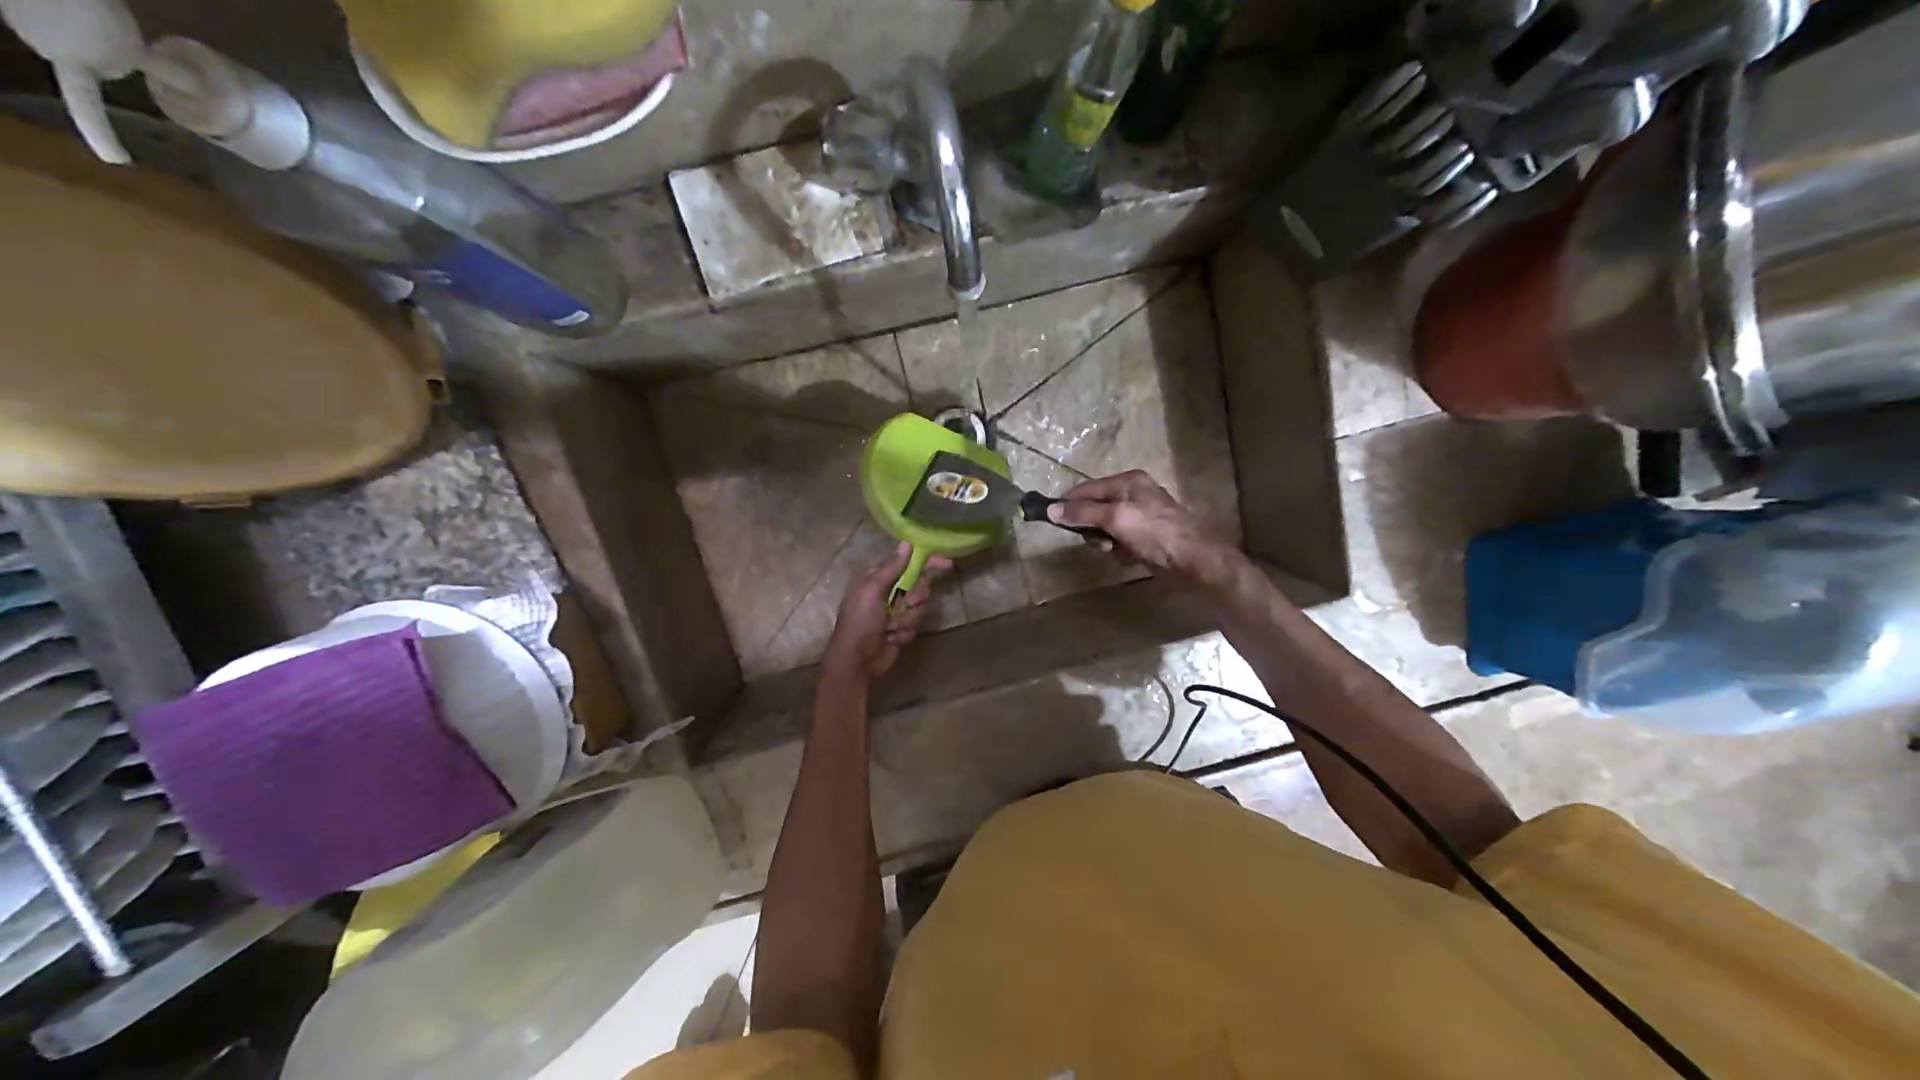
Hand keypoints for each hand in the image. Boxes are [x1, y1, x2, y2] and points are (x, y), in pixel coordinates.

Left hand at [821, 543, 948, 683]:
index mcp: (877, 577)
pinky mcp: (901, 628)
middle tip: (906, 604)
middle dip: (915, 598)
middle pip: (919, 585)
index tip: (946, 564)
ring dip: (907, 619)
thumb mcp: (872, 590)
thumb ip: (891, 568)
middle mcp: (887, 591)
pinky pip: (915, 624)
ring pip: (919, 606)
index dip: (927, 562)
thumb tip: (906, 542)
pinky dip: (904, 632)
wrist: (857, 661)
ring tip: (891, 628)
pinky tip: (892, 639)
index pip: (907, 562)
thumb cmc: (860, 622)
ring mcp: (895, 611)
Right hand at [1048, 471, 1240, 585]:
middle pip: (1094, 509)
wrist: (1195, 560)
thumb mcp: (1115, 519)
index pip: (1087, 489)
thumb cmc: (1155, 533)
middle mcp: (1134, 494)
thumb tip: (1051, 509)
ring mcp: (1141, 515)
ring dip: (1107, 542)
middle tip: (1102, 541)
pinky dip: (1121, 550)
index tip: (1053, 521)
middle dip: (1093, 528)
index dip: (1070, 504)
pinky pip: (1120, 540)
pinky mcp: (1146, 536)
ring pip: (1105, 528)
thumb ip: (1082, 513)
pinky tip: (1132, 557)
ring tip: (1119, 550)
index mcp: (1128, 481)